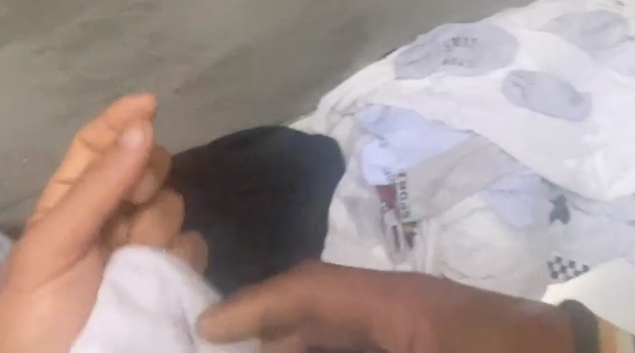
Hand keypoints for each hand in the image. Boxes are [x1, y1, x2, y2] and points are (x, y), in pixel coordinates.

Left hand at [0, 94, 202, 352]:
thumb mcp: (52, 246)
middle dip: (145, 173)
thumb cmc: (38, 313)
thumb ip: (99, 185)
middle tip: (136, 199)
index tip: (149, 104)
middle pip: (144, 164)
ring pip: (170, 202)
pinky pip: (190, 244)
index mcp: (69, 201)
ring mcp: (141, 247)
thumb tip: (143, 123)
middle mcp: (109, 215)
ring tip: (136, 258)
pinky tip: (161, 274)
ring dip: (157, 223)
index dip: (120, 119)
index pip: (96, 143)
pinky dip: (180, 255)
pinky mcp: (168, 278)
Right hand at [194, 261, 573, 352]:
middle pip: (319, 307)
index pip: (310, 288)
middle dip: (270, 331)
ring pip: (342, 328)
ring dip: (302, 344)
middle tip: (221, 348)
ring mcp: (418, 322)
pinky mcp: (428, 339)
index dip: (255, 304)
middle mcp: (401, 302)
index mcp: (396, 301)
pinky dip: (334, 351)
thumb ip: (344, 345)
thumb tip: (287, 343)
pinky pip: (366, 341)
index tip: (206, 326)